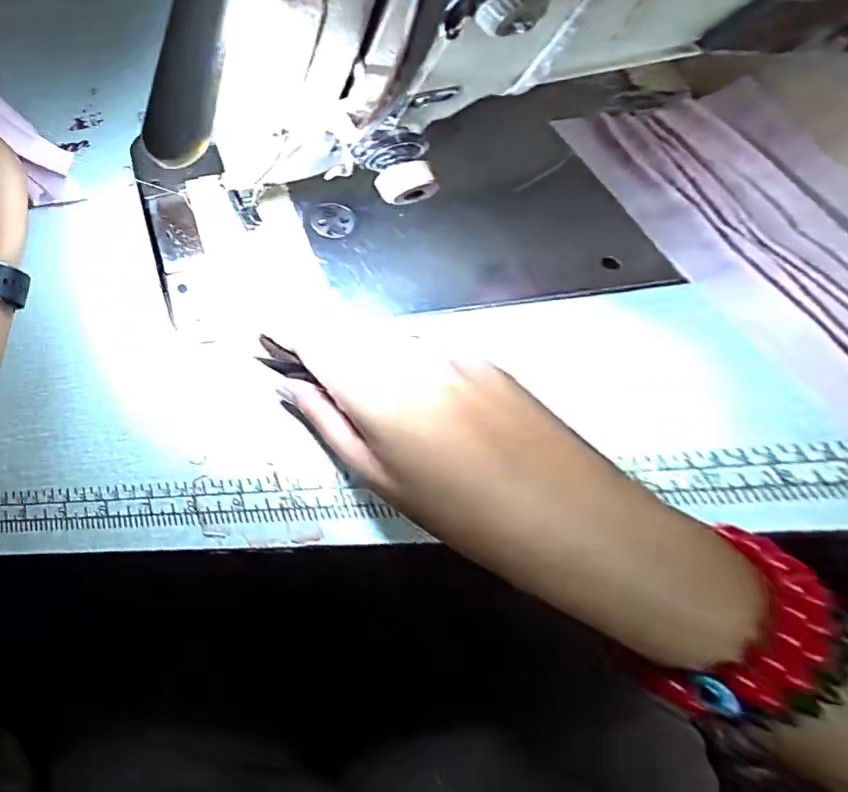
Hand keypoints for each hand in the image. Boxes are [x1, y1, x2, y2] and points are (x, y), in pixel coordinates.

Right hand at [263, 321, 763, 668]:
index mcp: (378, 390)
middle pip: (343, 325)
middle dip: (314, 336)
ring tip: (348, 380)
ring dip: (354, 346)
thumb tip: (290, 387)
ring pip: (379, 333)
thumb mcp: (382, 480)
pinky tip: (409, 391)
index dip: (284, 331)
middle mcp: (409, 355)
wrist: (584, 521)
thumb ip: (328, 424)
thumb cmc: (467, 517)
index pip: (314, 337)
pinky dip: (394, 355)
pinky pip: (417, 345)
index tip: (263, 338)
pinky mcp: (479, 354)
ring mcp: (448, 349)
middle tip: (296, 358)